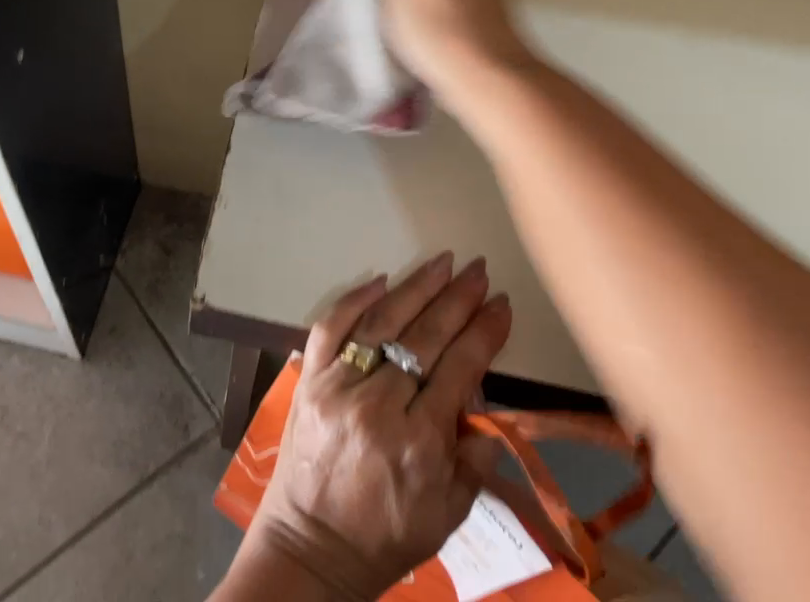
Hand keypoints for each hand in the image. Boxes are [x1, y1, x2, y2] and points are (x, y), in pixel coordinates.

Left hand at [236, 254, 513, 599]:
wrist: (310, 546)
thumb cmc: (386, 535)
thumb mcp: (449, 513)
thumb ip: (473, 459)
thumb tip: (484, 406)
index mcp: (419, 442)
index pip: (459, 368)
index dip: (483, 332)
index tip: (501, 304)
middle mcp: (377, 405)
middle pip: (424, 338)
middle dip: (456, 299)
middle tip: (478, 269)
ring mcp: (336, 388)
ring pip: (380, 324)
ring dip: (415, 288)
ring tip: (441, 262)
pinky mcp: (308, 381)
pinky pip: (329, 329)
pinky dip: (353, 300)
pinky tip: (381, 280)